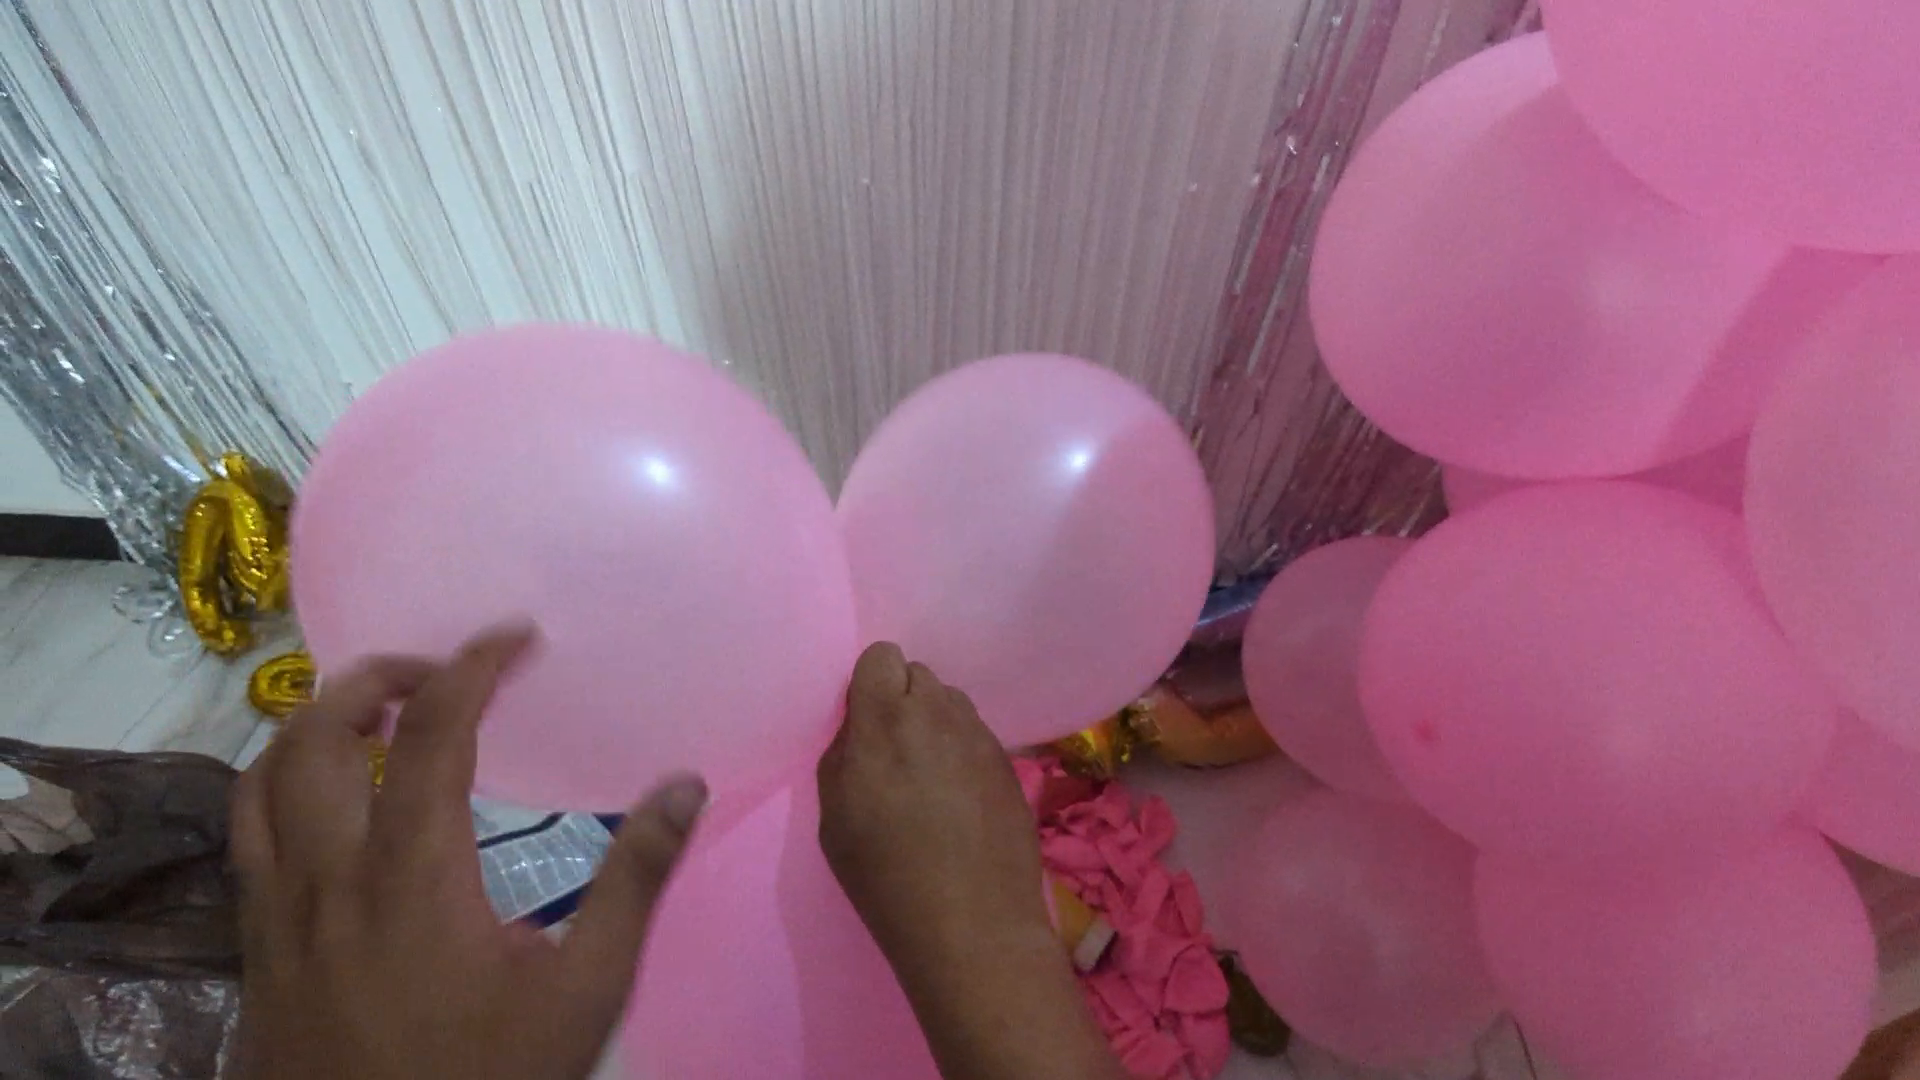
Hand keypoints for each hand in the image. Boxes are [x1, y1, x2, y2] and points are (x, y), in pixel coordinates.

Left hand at [228, 623, 707, 1079]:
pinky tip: (340, 802)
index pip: (431, 737)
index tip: (515, 634)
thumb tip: (686, 784)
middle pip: (313, 742)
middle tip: (440, 666)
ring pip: (259, 787)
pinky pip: (251, 839)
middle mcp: (327, 880)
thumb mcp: (588, 983)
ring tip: (383, 711)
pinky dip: (287, 784)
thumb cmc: (491, 1074)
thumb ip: (638, 876)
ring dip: (315, 725)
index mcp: (412, 875)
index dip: (472, 669)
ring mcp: (276, 919)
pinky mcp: (259, 955)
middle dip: (374, 679)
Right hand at [817, 643, 1122, 1079]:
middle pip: (918, 674)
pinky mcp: (1009, 760)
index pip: (882, 655)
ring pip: (951, 702)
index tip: (867, 721)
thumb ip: (845, 753)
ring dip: (935, 723)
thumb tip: (861, 727)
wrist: (973, 924)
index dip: (871, 684)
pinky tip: (961, 798)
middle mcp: (938, 712)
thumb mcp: (834, 817)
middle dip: (903, 701)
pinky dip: (962, 751)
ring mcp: (980, 735)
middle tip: (896, 752)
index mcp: (886, 720)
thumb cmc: (887, 876)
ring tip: (930, 777)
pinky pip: (976, 734)